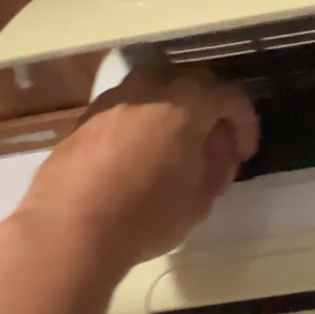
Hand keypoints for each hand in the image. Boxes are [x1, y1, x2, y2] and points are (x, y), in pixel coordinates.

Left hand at [10, 68, 259, 274]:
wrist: (69, 230)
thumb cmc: (145, 218)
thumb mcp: (199, 201)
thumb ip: (217, 169)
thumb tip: (219, 153)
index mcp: (185, 106)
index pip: (230, 96)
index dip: (245, 123)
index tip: (244, 152)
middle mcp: (148, 91)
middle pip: (191, 83)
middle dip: (210, 110)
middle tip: (214, 145)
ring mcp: (111, 101)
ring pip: (154, 91)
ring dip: (173, 113)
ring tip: (175, 150)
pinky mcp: (84, 120)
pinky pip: (126, 110)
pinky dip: (142, 125)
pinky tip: (139, 159)